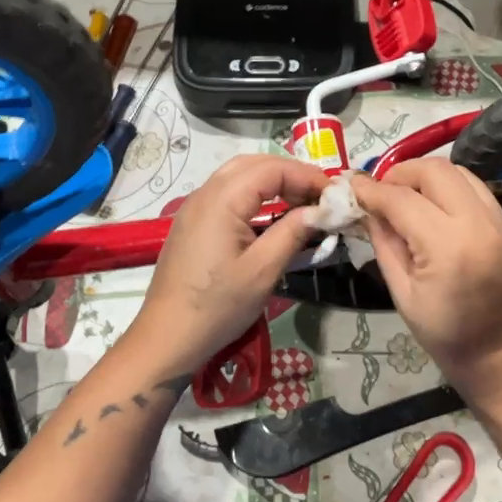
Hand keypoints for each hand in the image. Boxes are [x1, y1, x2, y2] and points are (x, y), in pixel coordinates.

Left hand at [128, 155, 329, 372]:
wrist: (166, 337)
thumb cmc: (217, 306)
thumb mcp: (263, 270)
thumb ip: (293, 232)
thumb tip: (320, 210)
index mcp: (222, 199)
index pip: (272, 169)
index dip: (307, 176)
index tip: (334, 195)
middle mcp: (205, 193)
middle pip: (254, 164)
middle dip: (290, 174)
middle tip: (319, 196)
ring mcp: (194, 207)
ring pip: (239, 175)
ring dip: (272, 182)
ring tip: (301, 204)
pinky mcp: (192, 223)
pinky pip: (227, 193)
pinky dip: (254, 194)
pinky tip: (271, 217)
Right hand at [350, 160, 501, 404]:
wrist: (501, 356)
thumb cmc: (445, 335)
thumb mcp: (402, 293)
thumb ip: (383, 243)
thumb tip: (366, 208)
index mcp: (447, 246)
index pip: (401, 199)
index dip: (371, 190)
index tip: (350, 186)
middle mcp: (477, 222)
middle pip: (434, 170)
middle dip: (400, 173)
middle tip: (380, 192)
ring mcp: (498, 220)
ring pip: (457, 171)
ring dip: (425, 175)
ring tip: (405, 196)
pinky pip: (474, 187)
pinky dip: (449, 186)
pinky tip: (432, 206)